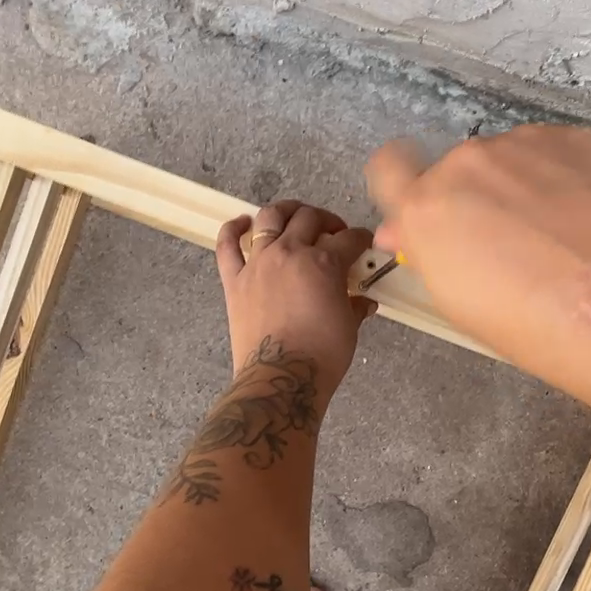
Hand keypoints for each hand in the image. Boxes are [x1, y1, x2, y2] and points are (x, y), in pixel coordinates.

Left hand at [215, 201, 375, 394]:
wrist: (280, 378)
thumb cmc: (320, 356)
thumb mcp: (348, 328)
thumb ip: (354, 307)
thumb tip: (363, 303)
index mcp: (324, 263)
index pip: (348, 239)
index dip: (360, 238)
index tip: (363, 242)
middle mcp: (290, 253)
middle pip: (310, 218)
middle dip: (327, 220)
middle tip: (334, 232)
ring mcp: (259, 263)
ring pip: (270, 218)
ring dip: (286, 211)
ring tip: (295, 216)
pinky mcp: (234, 280)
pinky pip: (227, 245)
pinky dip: (232, 228)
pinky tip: (242, 222)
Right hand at [364, 126, 590, 383]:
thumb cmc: (530, 325)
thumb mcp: (458, 302)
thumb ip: (427, 253)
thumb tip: (406, 230)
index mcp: (425, 208)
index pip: (387, 167)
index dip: (401, 187)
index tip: (425, 213)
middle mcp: (466, 163)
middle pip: (454, 170)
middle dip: (470, 199)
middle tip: (507, 244)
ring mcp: (523, 144)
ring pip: (504, 160)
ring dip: (515, 187)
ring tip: (557, 234)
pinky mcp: (573, 139)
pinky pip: (547, 153)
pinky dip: (557, 178)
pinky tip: (586, 218)